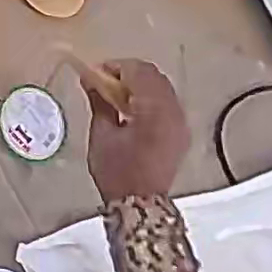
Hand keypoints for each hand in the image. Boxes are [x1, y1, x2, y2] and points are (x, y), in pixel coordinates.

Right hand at [85, 60, 189, 201]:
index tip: (96, 72)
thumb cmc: (117, 172)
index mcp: (153, 110)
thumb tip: (91, 80)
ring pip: (162, 87)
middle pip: (153, 76)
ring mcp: (180, 122)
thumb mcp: (102, 134)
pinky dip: (149, 98)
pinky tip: (132, 109)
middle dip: (128, 73)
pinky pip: (167, 102)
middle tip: (104, 82)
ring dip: (139, 84)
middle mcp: (173, 112)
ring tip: (116, 96)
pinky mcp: (180, 132)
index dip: (116, 67)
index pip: (138, 72)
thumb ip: (100, 102)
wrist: (140, 204)